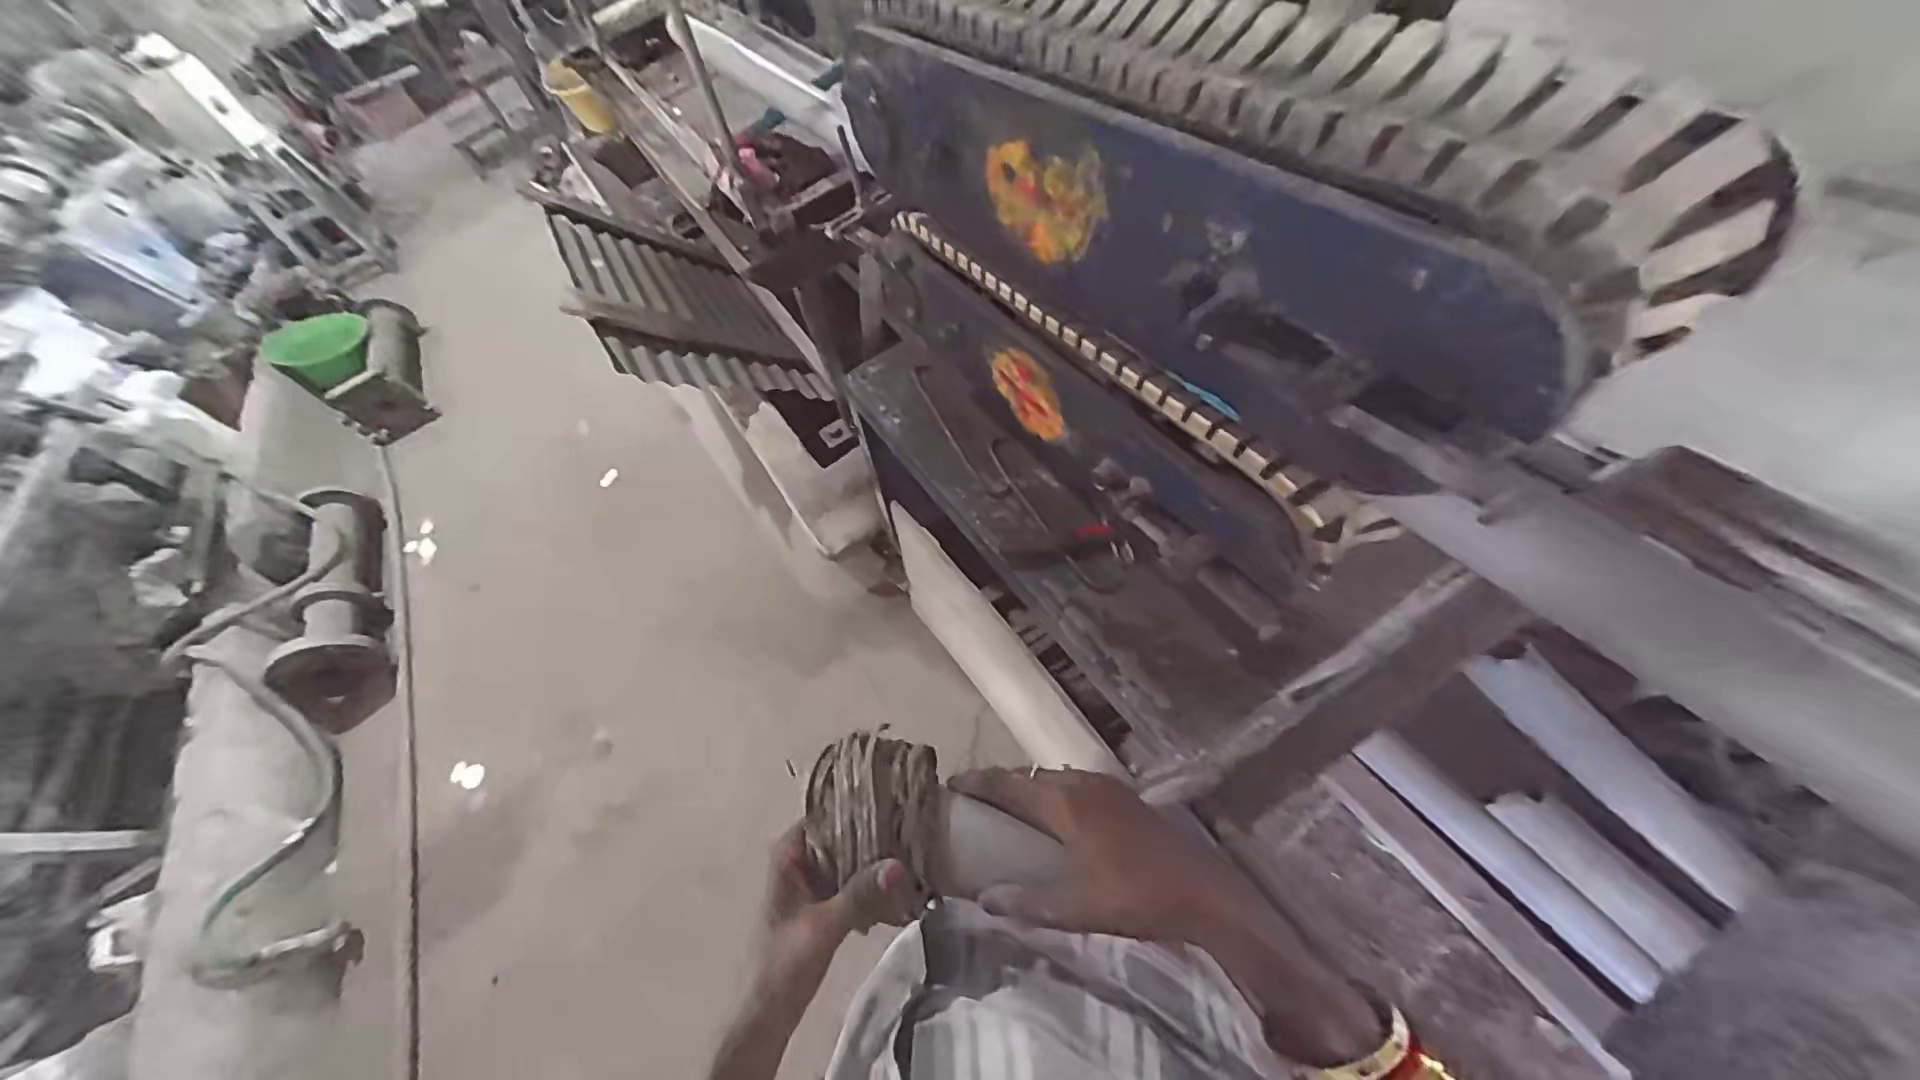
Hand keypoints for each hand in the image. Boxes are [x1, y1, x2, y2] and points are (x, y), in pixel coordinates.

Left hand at [711, 827, 918, 1079]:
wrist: (766, 1016)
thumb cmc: (783, 964)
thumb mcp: (824, 926)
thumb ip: (860, 893)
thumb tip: (898, 863)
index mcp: (789, 853)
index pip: (826, 811)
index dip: (858, 804)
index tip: (893, 800)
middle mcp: (801, 859)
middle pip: (842, 833)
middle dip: (874, 834)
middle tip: (912, 828)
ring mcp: (813, 880)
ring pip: (851, 857)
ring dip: (876, 860)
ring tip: (913, 853)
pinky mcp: (825, 901)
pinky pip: (853, 880)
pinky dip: (872, 883)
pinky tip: (900, 889)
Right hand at [951, 769, 1384, 1064]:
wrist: (1202, 891)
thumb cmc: (1133, 895)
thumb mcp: (1073, 906)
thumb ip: (1026, 901)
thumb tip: (985, 898)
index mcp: (1065, 801)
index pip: (1009, 784)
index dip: (979, 782)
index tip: (952, 782)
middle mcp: (1083, 783)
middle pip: (1032, 777)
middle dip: (1004, 785)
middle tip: (981, 802)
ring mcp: (1108, 787)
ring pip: (1057, 779)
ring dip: (1033, 789)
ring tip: (1016, 810)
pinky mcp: (1126, 798)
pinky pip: (1078, 785)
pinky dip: (1058, 794)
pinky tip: (1061, 817)